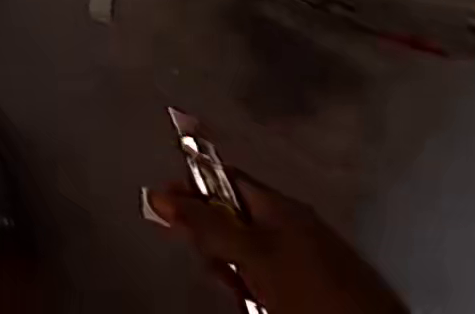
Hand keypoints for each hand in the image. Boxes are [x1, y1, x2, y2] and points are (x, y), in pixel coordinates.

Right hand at [148, 172, 405, 313]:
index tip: (164, 207)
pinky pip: (269, 271)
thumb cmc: (310, 290)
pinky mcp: (317, 285)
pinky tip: (254, 297)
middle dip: (211, 233)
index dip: (191, 187)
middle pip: (233, 213)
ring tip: (233, 285)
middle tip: (205, 257)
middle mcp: (292, 221)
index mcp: (278, 204)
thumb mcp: (251, 255)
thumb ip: (205, 223)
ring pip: (250, 247)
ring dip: (231, 263)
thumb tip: (158, 194)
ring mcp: (308, 254)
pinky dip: (254, 281)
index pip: (221, 177)